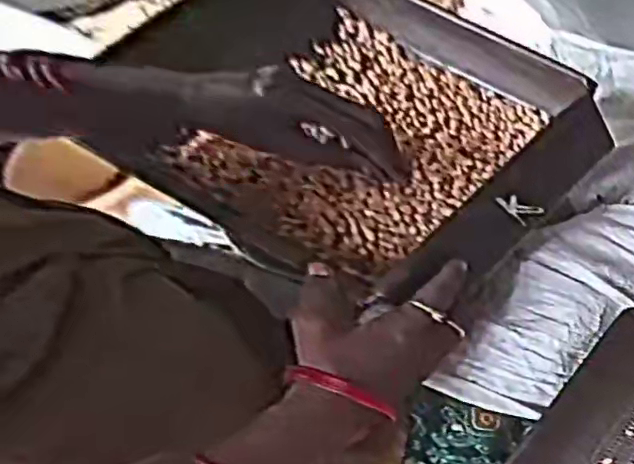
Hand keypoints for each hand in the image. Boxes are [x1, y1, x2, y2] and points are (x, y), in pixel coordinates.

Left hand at [172, 66, 404, 178]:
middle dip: (386, 146)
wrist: (195, 96)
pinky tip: (361, 145)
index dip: (382, 156)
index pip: (356, 130)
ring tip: (385, 161)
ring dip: (375, 137)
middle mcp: (302, 84)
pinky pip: (339, 105)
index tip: (398, 176)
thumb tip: (373, 170)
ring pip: (355, 109)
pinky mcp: (298, 81)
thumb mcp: (292, 148)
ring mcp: (300, 79)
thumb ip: (337, 156)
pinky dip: (356, 127)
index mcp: (298, 100)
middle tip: (399, 170)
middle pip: (364, 115)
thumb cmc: (236, 125)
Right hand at [289, 260, 466, 417]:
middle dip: (455, 303)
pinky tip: (420, 333)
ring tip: (438, 308)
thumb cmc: (334, 363)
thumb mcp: (317, 321)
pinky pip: (438, 349)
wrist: (344, 408)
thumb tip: (323, 269)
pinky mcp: (420, 374)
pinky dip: (436, 336)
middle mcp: (427, 343)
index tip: (460, 265)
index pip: (437, 295)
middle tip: (452, 289)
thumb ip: (323, 292)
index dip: (449, 278)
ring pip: (449, 336)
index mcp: (409, 325)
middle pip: (454, 319)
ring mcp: (426, 361)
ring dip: (447, 321)